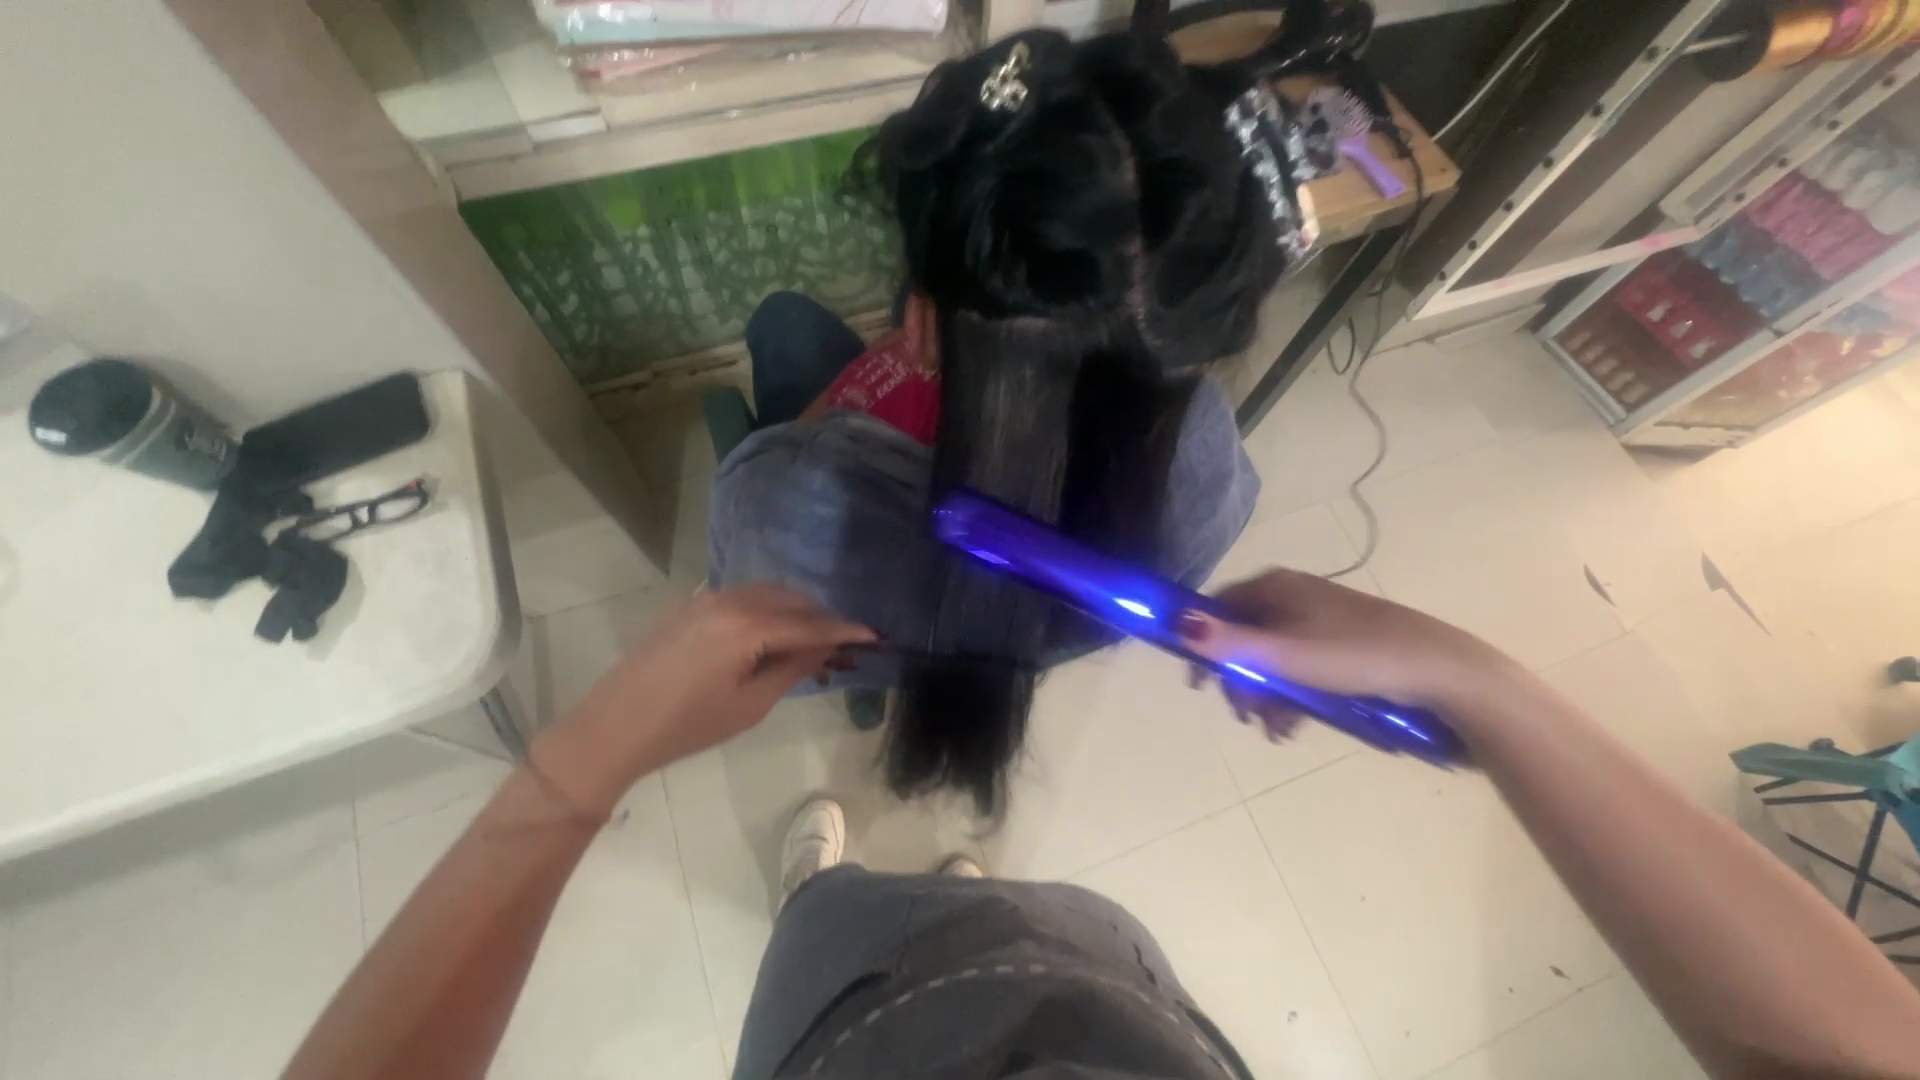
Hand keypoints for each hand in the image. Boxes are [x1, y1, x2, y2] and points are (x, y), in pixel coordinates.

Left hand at [535, 586, 875, 812]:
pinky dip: (766, 610)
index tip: (875, 635)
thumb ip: (793, 669)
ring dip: (794, 612)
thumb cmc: (687, 725)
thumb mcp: (750, 704)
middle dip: (821, 619)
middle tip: (844, 646)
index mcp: (747, 626)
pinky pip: (741, 597)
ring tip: (811, 643)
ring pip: (766, 594)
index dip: (845, 630)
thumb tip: (827, 649)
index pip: (809, 624)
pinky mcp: (689, 606)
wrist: (614, 727)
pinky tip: (771, 635)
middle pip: (791, 600)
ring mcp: (705, 599)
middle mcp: (729, 600)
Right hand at [1177, 569, 1519, 739]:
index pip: (1217, 606)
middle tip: (1244, 716)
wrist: (1441, 673)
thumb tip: (1173, 623)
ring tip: (1275, 730)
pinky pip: (1300, 668)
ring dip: (1265, 696)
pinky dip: (1291, 696)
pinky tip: (1294, 726)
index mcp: (1276, 587)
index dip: (1201, 642)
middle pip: (1244, 637)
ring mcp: (1321, 620)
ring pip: (1272, 658)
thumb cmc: (1355, 657)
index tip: (1198, 683)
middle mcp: (1294, 596)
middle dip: (1239, 681)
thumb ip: (1227, 642)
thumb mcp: (1285, 655)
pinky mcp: (1343, 645)